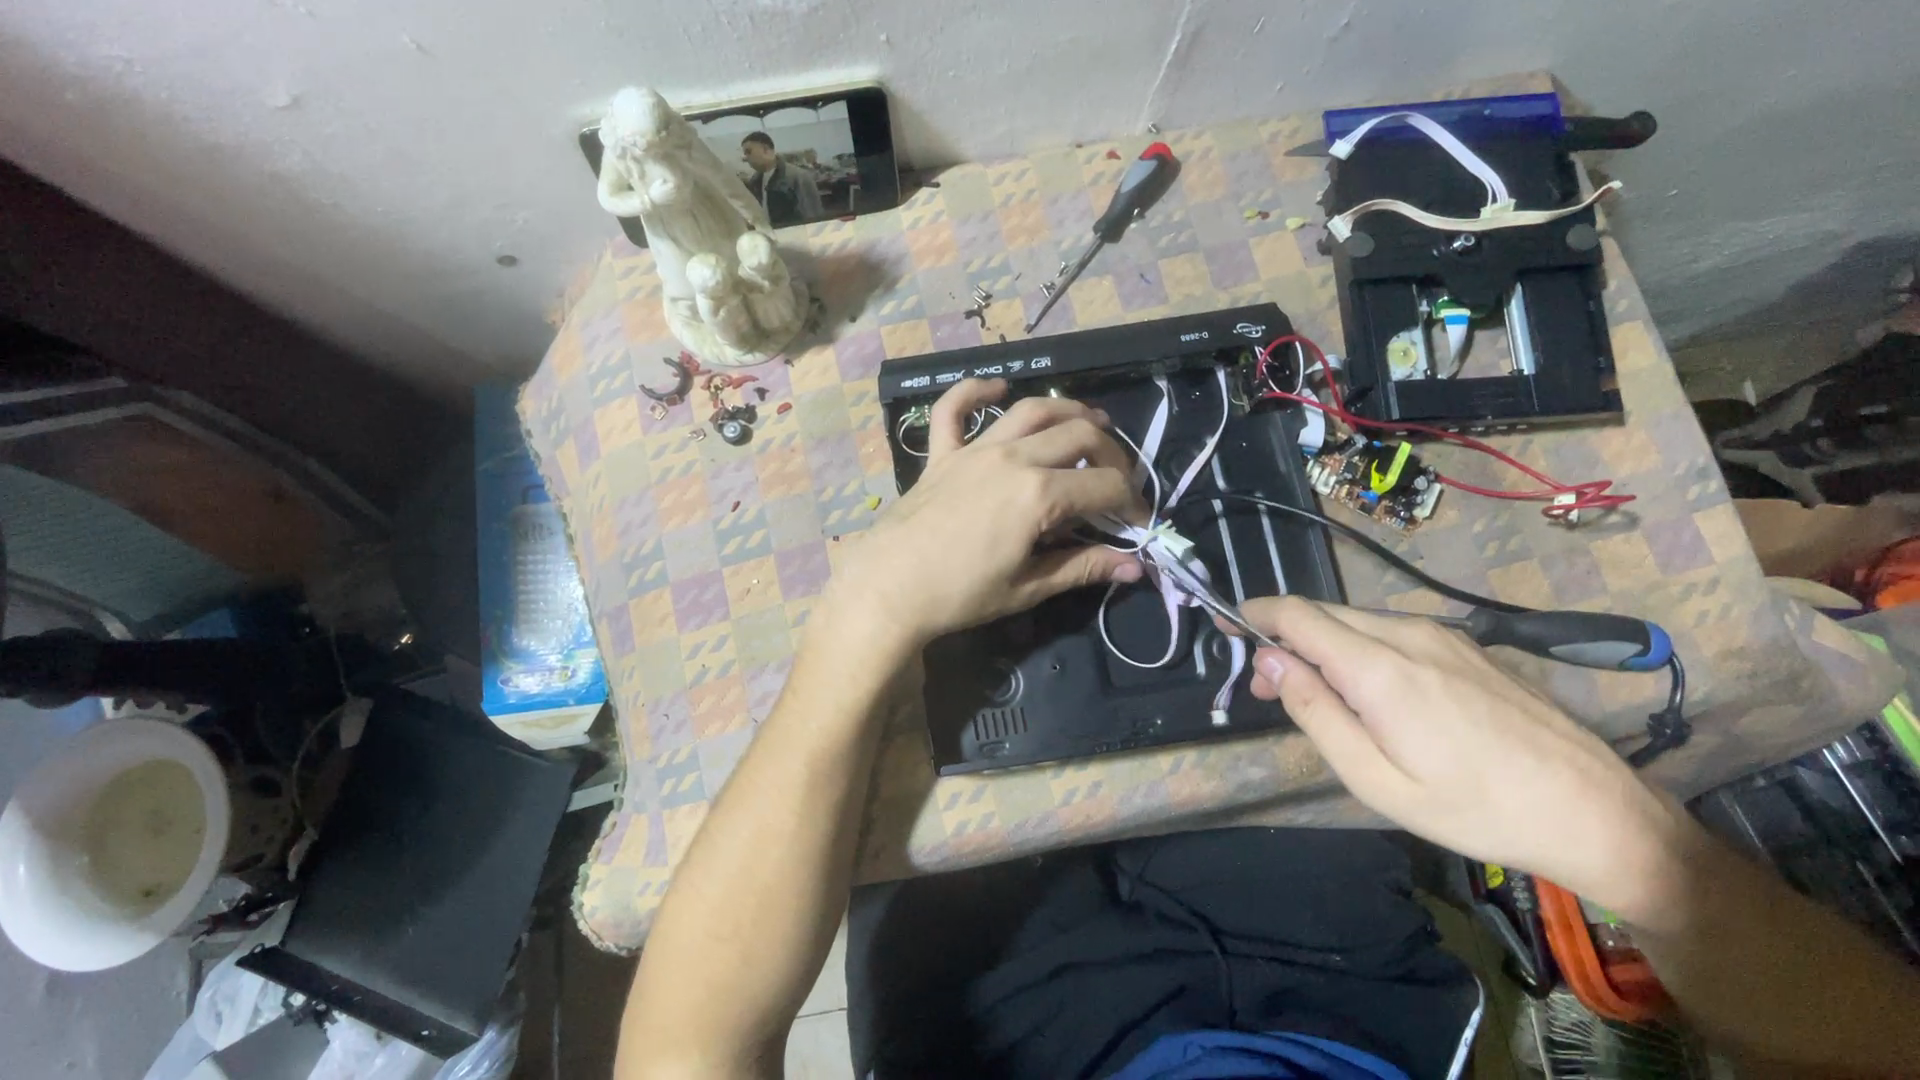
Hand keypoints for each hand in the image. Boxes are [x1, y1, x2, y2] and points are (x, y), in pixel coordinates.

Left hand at [822, 379, 1143, 646]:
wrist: (888, 590)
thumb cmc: (960, 595)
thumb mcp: (1027, 588)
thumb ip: (1083, 568)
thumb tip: (1135, 568)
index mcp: (1039, 495)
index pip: (1105, 485)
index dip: (1132, 502)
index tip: (1138, 523)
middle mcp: (1012, 459)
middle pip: (1079, 434)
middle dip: (1112, 454)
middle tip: (1119, 479)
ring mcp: (974, 450)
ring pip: (1031, 411)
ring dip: (1068, 410)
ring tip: (1091, 422)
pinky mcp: (941, 454)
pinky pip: (955, 408)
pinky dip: (976, 390)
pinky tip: (998, 386)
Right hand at [1232, 597, 1697, 918]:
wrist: (1593, 811)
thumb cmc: (1473, 808)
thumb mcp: (1376, 780)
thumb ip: (1315, 713)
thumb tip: (1269, 661)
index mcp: (1380, 667)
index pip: (1296, 613)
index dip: (1253, 614)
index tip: (1224, 628)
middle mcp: (1408, 633)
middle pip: (1323, 612)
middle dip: (1282, 636)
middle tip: (1266, 687)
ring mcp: (1443, 636)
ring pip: (1357, 620)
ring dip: (1320, 643)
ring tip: (1314, 695)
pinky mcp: (1466, 647)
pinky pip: (1391, 632)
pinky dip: (1358, 648)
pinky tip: (1368, 692)